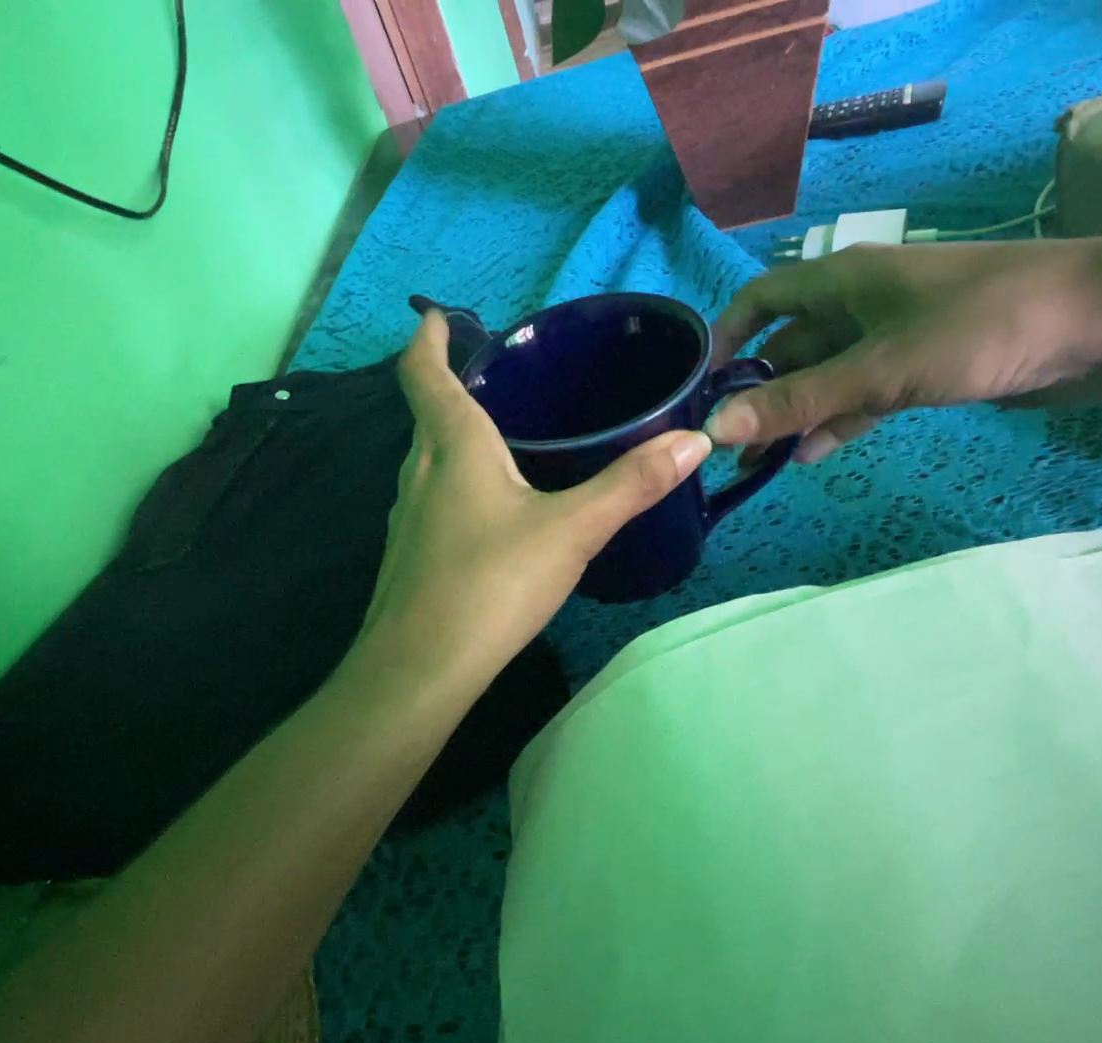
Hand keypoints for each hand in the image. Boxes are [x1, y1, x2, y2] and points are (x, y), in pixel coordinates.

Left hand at [350, 312, 712, 697]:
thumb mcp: (572, 530)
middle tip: (502, 379)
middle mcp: (419, 471)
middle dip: (455, 388)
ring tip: (505, 437)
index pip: (423, 373)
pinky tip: (493, 512)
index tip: (437, 315)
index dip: (427, 339)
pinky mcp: (411, 554)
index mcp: (451, 445)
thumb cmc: (491, 583)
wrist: (419, 670)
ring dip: (456, 438)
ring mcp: (408, 516)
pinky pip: (434, 497)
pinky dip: (458, 482)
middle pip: (428, 414)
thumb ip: (631, 486)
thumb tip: (693, 442)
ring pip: (430, 459)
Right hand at [706, 241, 1101, 462]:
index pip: (764, 297)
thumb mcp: (881, 367)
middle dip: (759, 393)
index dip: (728, 335)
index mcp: (843, 279)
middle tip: (727, 446)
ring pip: (826, 378)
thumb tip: (717, 429)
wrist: (1100, 325)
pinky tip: (812, 455)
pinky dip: (838, 422)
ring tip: (757, 465)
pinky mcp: (923, 369)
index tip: (699, 383)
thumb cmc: (982, 327)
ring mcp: (893, 338)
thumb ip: (801, 399)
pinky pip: (863, 396)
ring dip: (795, 415)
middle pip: (791, 346)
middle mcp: (860, 304)